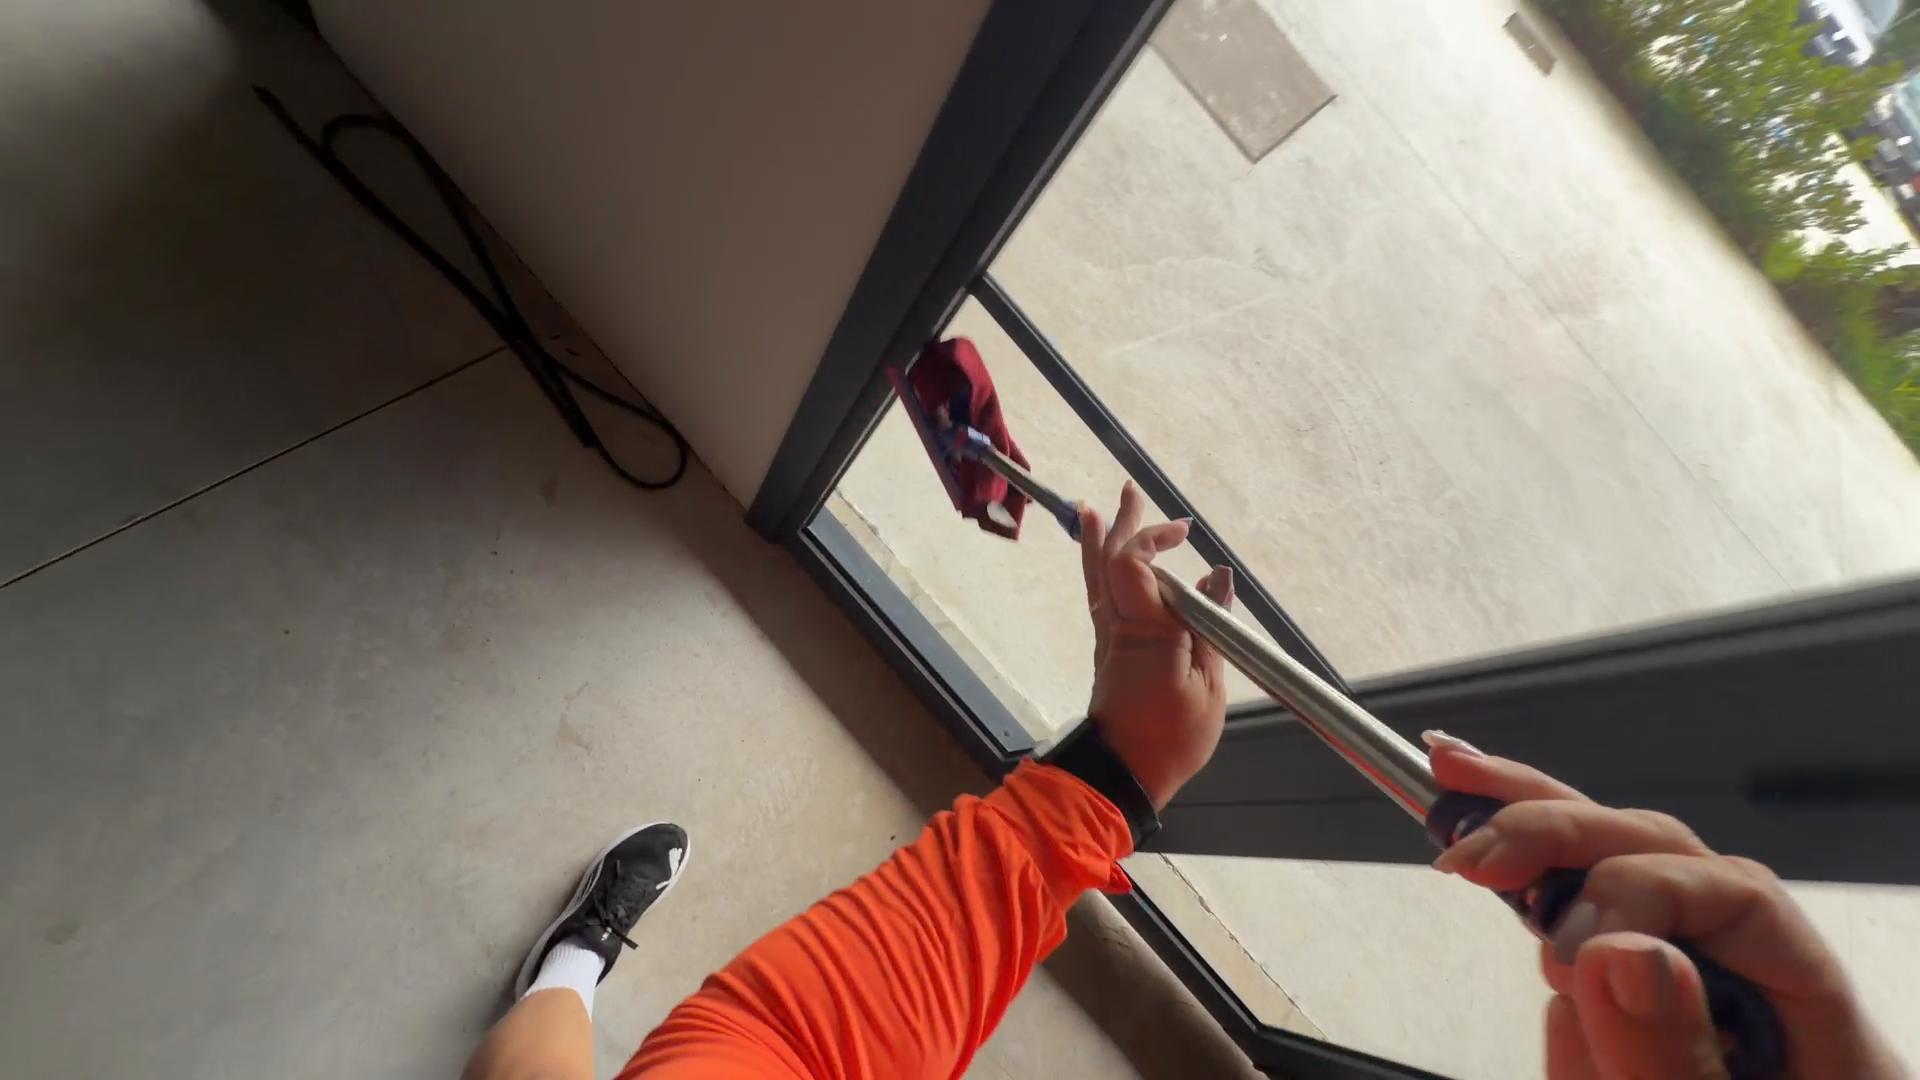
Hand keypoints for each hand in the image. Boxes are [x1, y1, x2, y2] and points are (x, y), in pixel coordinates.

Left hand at [1078, 481, 1233, 809]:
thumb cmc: (1172, 737)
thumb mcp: (1208, 687)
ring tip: (1096, 508)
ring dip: (1099, 538)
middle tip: (1131, 492)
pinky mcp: (1107, 645)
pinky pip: (1098, 594)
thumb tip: (1215, 577)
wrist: (1124, 771)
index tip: (1185, 532)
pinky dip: (1099, 566)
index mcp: (1147, 632)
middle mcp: (1119, 625)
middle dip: (1122, 523)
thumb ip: (1210, 627)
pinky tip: (1101, 553)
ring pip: (1096, 575)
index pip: (1133, 564)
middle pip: (1109, 560)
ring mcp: (1107, 634)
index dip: (1152, 537)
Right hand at [1424, 734, 1907, 1079]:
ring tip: (1455, 776)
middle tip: (1473, 854)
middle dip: (1560, 835)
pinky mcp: (1622, 978)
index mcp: (1822, 1038)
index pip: (1738, 899)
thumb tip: (1619, 948)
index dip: (1635, 892)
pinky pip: (1573, 893)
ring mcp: (1686, 974)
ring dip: (1530, 818)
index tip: (1553, 947)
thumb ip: (1668, 1064)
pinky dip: (1520, 843)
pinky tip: (1474, 805)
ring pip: (1616, 853)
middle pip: (1665, 852)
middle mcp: (1755, 984)